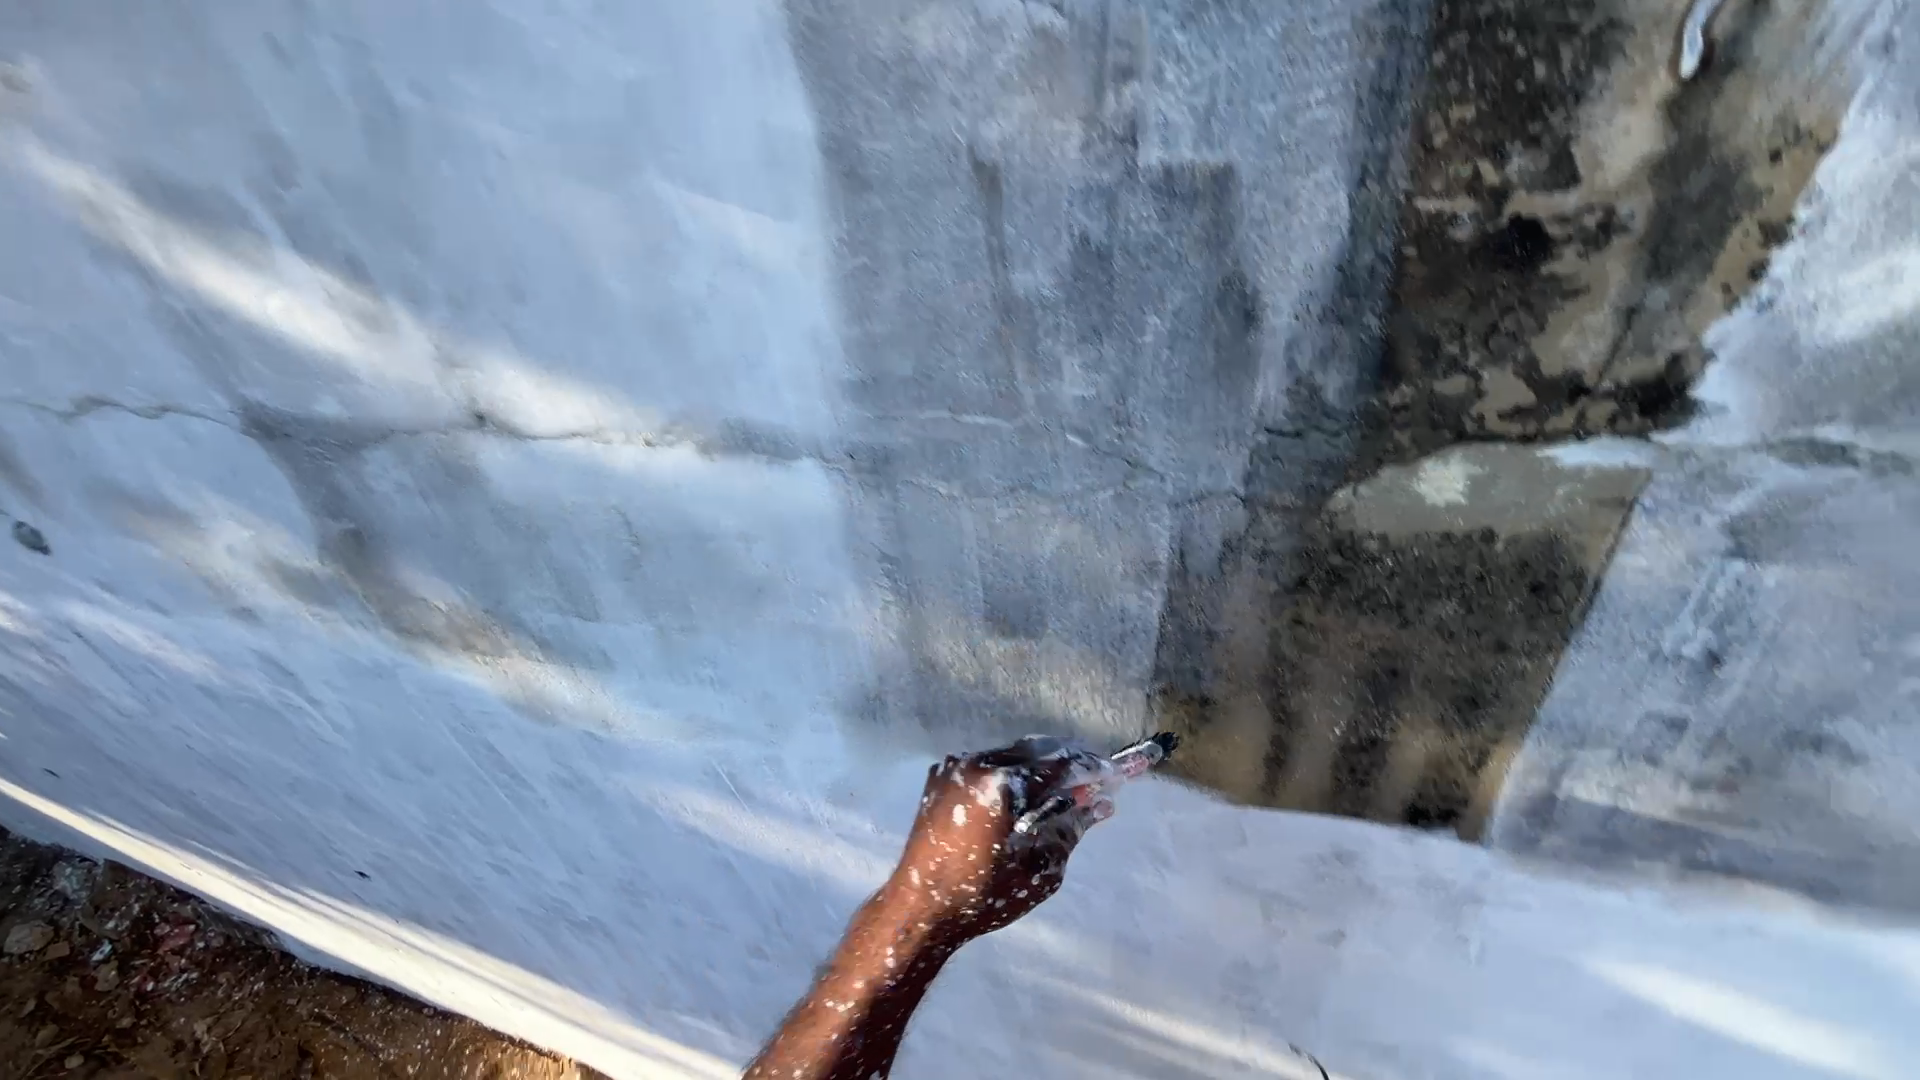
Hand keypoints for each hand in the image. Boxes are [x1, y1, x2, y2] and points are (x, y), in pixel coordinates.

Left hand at [885, 735, 1114, 943]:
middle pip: (1035, 750)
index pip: (1060, 764)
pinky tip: (1022, 794)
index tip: (1116, 773)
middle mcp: (978, 763)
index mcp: (1004, 785)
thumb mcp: (1041, 869)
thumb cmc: (985, 897)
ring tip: (1060, 788)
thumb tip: (1102, 803)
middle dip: (1066, 762)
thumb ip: (1072, 827)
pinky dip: (1009, 773)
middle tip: (1092, 779)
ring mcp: (955, 765)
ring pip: (1010, 753)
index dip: (1091, 769)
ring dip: (1037, 765)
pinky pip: (985, 764)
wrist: (920, 907)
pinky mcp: (940, 774)